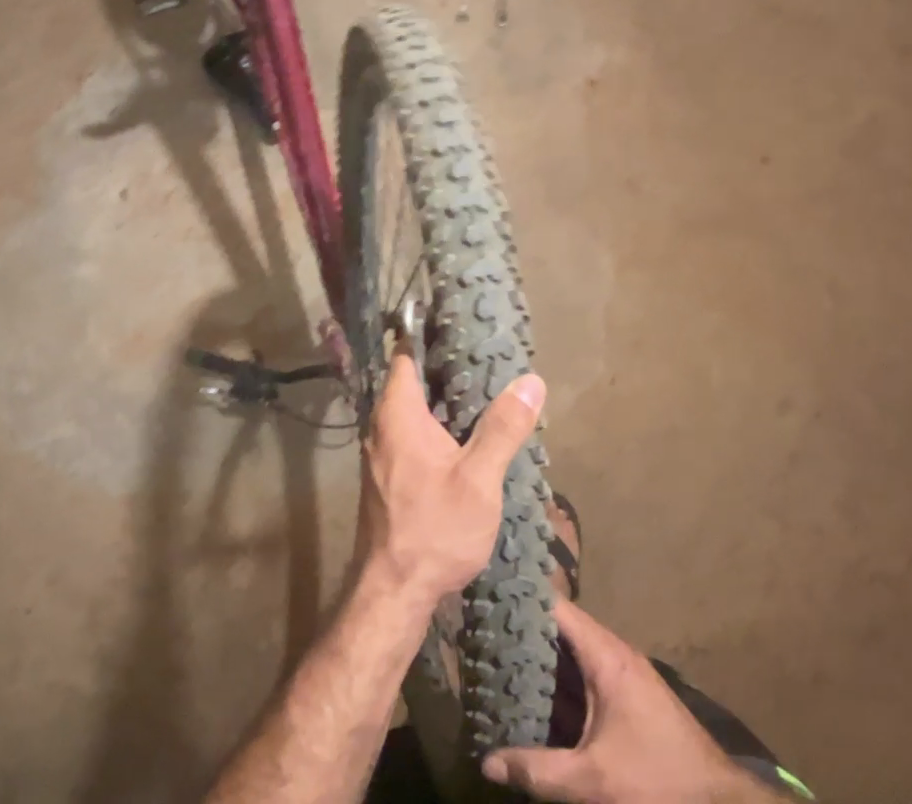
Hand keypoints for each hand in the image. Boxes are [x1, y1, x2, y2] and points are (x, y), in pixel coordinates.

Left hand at [355, 346, 544, 605]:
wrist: (394, 589)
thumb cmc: (435, 529)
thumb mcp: (479, 479)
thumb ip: (502, 428)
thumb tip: (530, 381)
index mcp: (397, 416)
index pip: (406, 356)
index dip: (429, 335)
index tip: (460, 322)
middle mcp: (381, 428)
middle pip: (410, 383)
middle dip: (445, 370)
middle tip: (487, 358)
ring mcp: (380, 455)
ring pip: (411, 414)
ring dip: (442, 403)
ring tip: (485, 393)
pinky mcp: (386, 479)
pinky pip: (411, 438)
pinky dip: (435, 430)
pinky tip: (465, 439)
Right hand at [482, 600, 773, 803]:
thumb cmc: (659, 782)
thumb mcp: (593, 780)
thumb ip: (537, 770)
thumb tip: (486, 762)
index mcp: (607, 658)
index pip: (556, 608)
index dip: (520, 597)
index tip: (483, 591)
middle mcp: (613, 658)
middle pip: (558, 630)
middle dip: (518, 630)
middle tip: (473, 626)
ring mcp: (620, 679)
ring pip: (567, 657)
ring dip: (533, 659)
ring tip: (487, 655)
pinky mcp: (622, 702)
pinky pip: (578, 681)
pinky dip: (551, 683)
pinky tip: (522, 695)